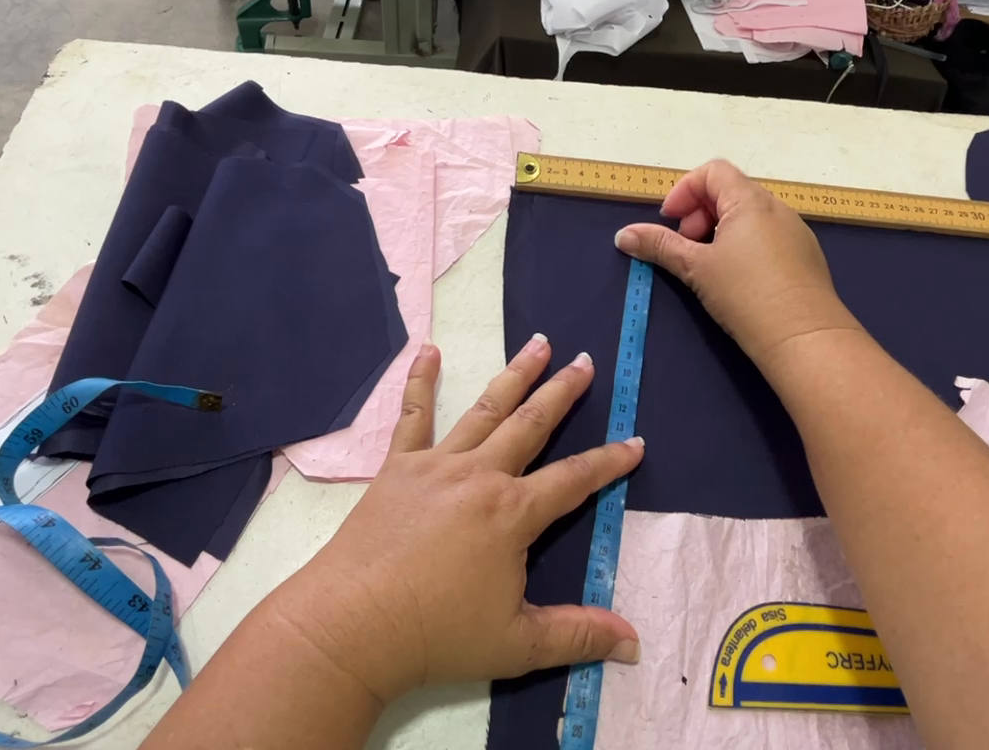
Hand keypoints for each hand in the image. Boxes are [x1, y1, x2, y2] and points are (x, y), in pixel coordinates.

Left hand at [263, 338, 644, 703]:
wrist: (352, 625)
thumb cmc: (437, 634)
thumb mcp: (517, 644)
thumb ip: (578, 636)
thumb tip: (635, 643)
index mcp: (512, 513)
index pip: (574, 480)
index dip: (609, 462)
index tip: (635, 441)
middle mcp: (480, 475)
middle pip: (532, 424)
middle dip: (563, 392)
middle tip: (585, 362)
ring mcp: (437, 464)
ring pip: (486, 409)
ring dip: (515, 374)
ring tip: (539, 343)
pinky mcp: (399, 466)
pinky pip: (413, 415)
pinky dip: (421, 381)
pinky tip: (427, 350)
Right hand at [614, 159, 861, 368]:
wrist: (805, 338)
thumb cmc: (746, 294)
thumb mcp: (695, 268)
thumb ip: (659, 246)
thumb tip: (623, 235)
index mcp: (750, 201)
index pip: (713, 171)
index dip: (685, 191)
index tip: (671, 222)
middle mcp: (776, 208)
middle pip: (729, 192)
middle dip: (699, 214)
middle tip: (687, 248)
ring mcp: (794, 232)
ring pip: (747, 216)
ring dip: (718, 232)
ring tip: (708, 266)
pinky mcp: (803, 256)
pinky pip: (766, 236)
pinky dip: (742, 246)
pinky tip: (736, 280)